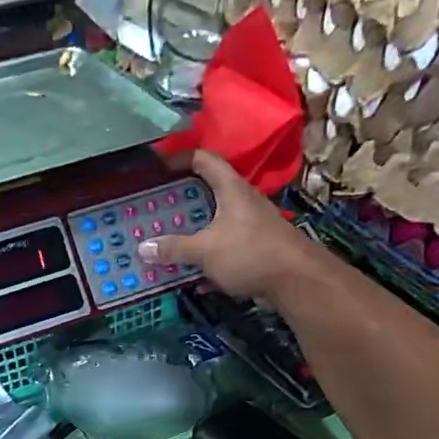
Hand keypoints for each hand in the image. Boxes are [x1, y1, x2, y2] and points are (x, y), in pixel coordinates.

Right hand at [136, 152, 324, 302]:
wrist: (296, 279)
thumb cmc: (249, 252)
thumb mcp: (205, 250)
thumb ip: (175, 248)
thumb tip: (142, 248)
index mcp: (231, 189)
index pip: (205, 160)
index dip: (181, 159)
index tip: (160, 168)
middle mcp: (243, 202)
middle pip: (210, 194)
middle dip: (184, 203)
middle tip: (159, 210)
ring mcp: (252, 227)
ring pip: (218, 226)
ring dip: (196, 236)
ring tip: (171, 245)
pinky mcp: (257, 251)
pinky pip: (227, 252)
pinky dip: (211, 263)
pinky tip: (196, 280)